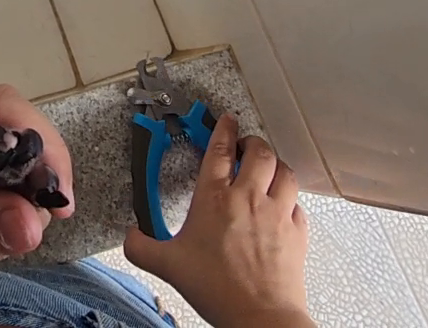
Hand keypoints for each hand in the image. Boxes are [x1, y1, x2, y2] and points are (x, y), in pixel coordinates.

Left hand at [0, 84, 75, 303]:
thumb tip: (34, 219)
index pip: (2, 104)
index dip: (40, 140)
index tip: (58, 194)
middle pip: (10, 124)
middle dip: (39, 164)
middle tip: (51, 214)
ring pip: (4, 148)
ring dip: (25, 183)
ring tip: (30, 224)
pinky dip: (7, 196)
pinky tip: (6, 223)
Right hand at [123, 113, 312, 327]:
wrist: (262, 320)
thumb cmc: (218, 289)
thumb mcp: (169, 265)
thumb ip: (142, 246)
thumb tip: (129, 237)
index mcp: (215, 197)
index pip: (220, 149)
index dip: (223, 129)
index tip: (225, 120)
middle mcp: (248, 198)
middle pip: (259, 152)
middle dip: (252, 143)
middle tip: (244, 146)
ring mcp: (277, 215)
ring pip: (285, 173)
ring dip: (276, 166)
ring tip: (266, 169)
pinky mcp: (297, 235)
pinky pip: (298, 205)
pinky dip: (291, 200)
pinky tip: (282, 207)